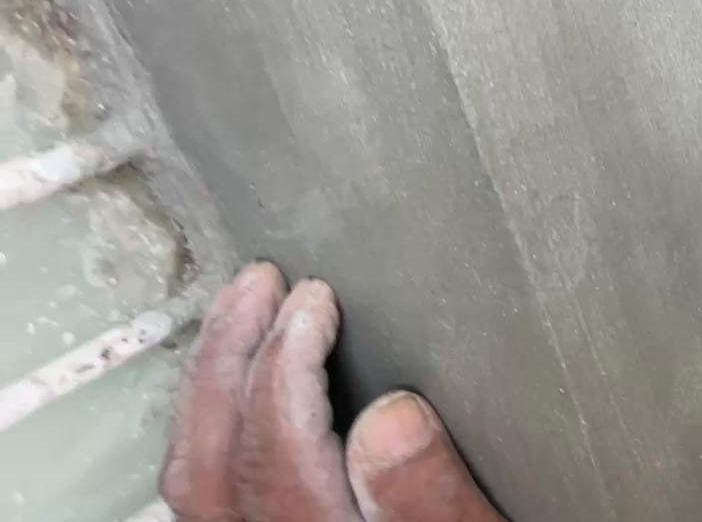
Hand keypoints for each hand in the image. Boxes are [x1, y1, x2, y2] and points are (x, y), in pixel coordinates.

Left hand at [161, 263, 507, 521]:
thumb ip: (431, 495)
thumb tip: (389, 415)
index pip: (275, 455)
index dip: (283, 367)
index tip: (315, 299)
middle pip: (211, 466)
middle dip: (230, 360)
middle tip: (262, 285)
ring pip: (192, 484)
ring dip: (211, 385)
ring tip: (243, 317)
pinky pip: (207, 495)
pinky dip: (215, 424)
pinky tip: (247, 388)